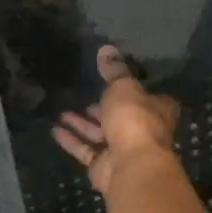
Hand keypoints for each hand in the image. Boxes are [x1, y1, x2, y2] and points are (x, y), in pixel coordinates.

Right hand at [52, 46, 180, 194]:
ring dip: (82, 123)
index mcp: (157, 109)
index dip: (128, 89)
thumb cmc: (133, 119)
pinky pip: (85, 149)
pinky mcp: (103, 164)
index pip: (145, 96)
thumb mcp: (123, 87)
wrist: (129, 162)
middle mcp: (142, 129)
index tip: (109, 82)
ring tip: (62, 112)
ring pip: (100, 133)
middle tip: (83, 97)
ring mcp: (122, 149)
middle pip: (119, 116)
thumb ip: (114, 71)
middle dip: (100, 108)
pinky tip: (54, 130)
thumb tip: (106, 48)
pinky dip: (71, 139)